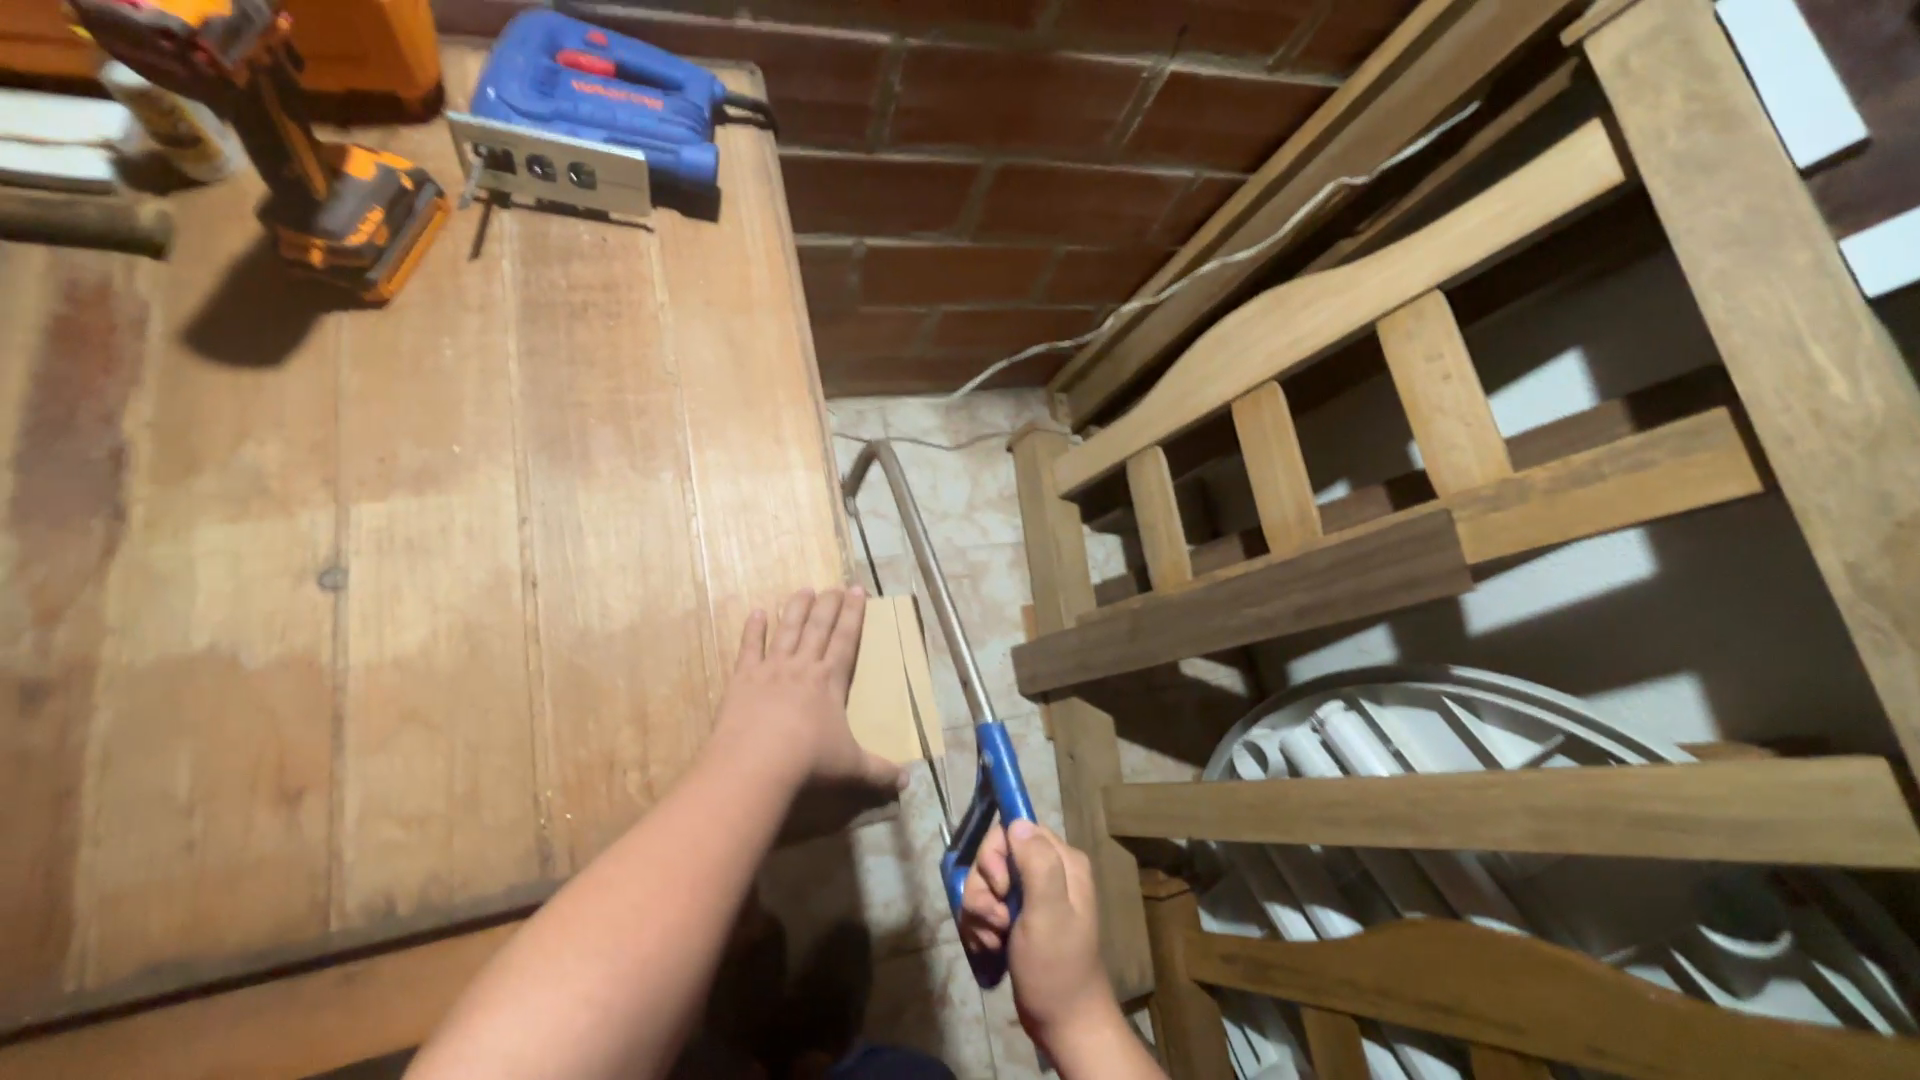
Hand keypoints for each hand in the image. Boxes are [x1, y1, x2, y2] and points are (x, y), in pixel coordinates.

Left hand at [711, 587, 903, 791]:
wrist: (757, 763)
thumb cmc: (810, 761)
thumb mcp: (851, 767)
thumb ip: (879, 772)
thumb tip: (908, 783)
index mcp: (831, 680)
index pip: (846, 639)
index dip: (854, 614)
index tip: (857, 590)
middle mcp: (802, 667)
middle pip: (818, 627)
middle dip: (828, 604)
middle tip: (834, 586)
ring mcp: (771, 669)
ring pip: (786, 630)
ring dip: (795, 608)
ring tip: (803, 589)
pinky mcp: (743, 679)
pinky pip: (749, 648)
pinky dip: (753, 630)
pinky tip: (756, 613)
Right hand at [961, 821, 1119, 1050]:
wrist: (1062, 1021)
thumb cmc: (1057, 968)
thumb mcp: (1048, 913)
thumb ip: (1036, 864)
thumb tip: (1017, 821)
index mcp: (1063, 862)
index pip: (1016, 829)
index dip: (998, 855)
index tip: (1001, 888)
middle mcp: (1048, 871)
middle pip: (994, 857)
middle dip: (985, 889)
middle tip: (997, 919)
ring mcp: (1031, 896)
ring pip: (985, 884)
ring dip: (980, 913)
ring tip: (995, 940)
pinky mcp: (1016, 918)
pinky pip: (984, 908)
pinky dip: (981, 928)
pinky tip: (991, 948)